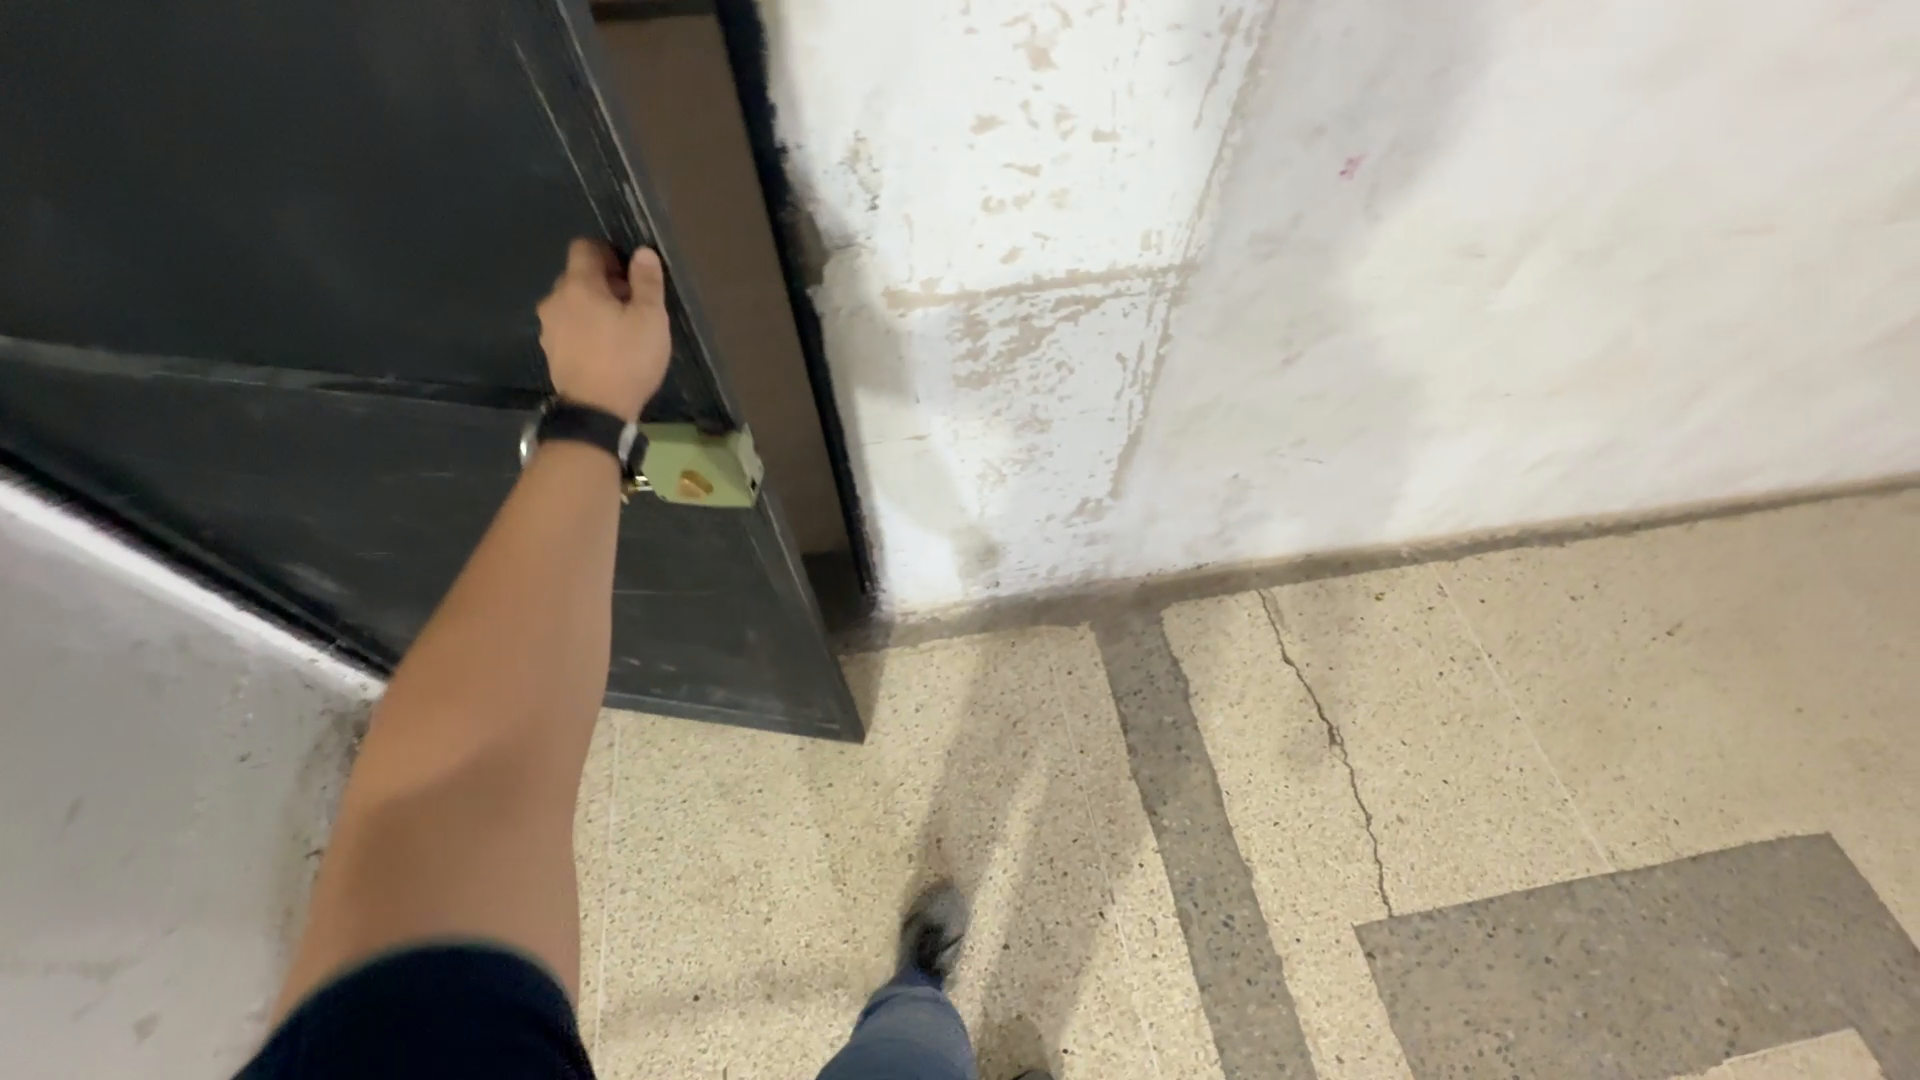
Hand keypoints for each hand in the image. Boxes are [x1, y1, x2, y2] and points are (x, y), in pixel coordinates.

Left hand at [536, 239, 671, 420]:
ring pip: (572, 303)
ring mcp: (549, 326)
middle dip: (604, 283)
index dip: (610, 253)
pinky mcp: (551, 350)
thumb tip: (643, 252)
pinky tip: (605, 350)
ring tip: (620, 331)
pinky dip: (585, 329)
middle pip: (578, 276)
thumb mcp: (651, 320)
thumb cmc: (628, 360)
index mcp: (578, 284)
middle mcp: (555, 298)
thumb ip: (647, 283)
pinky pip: (568, 326)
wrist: (596, 411)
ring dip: (593, 308)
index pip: (585, 246)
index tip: (631, 276)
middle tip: (632, 307)